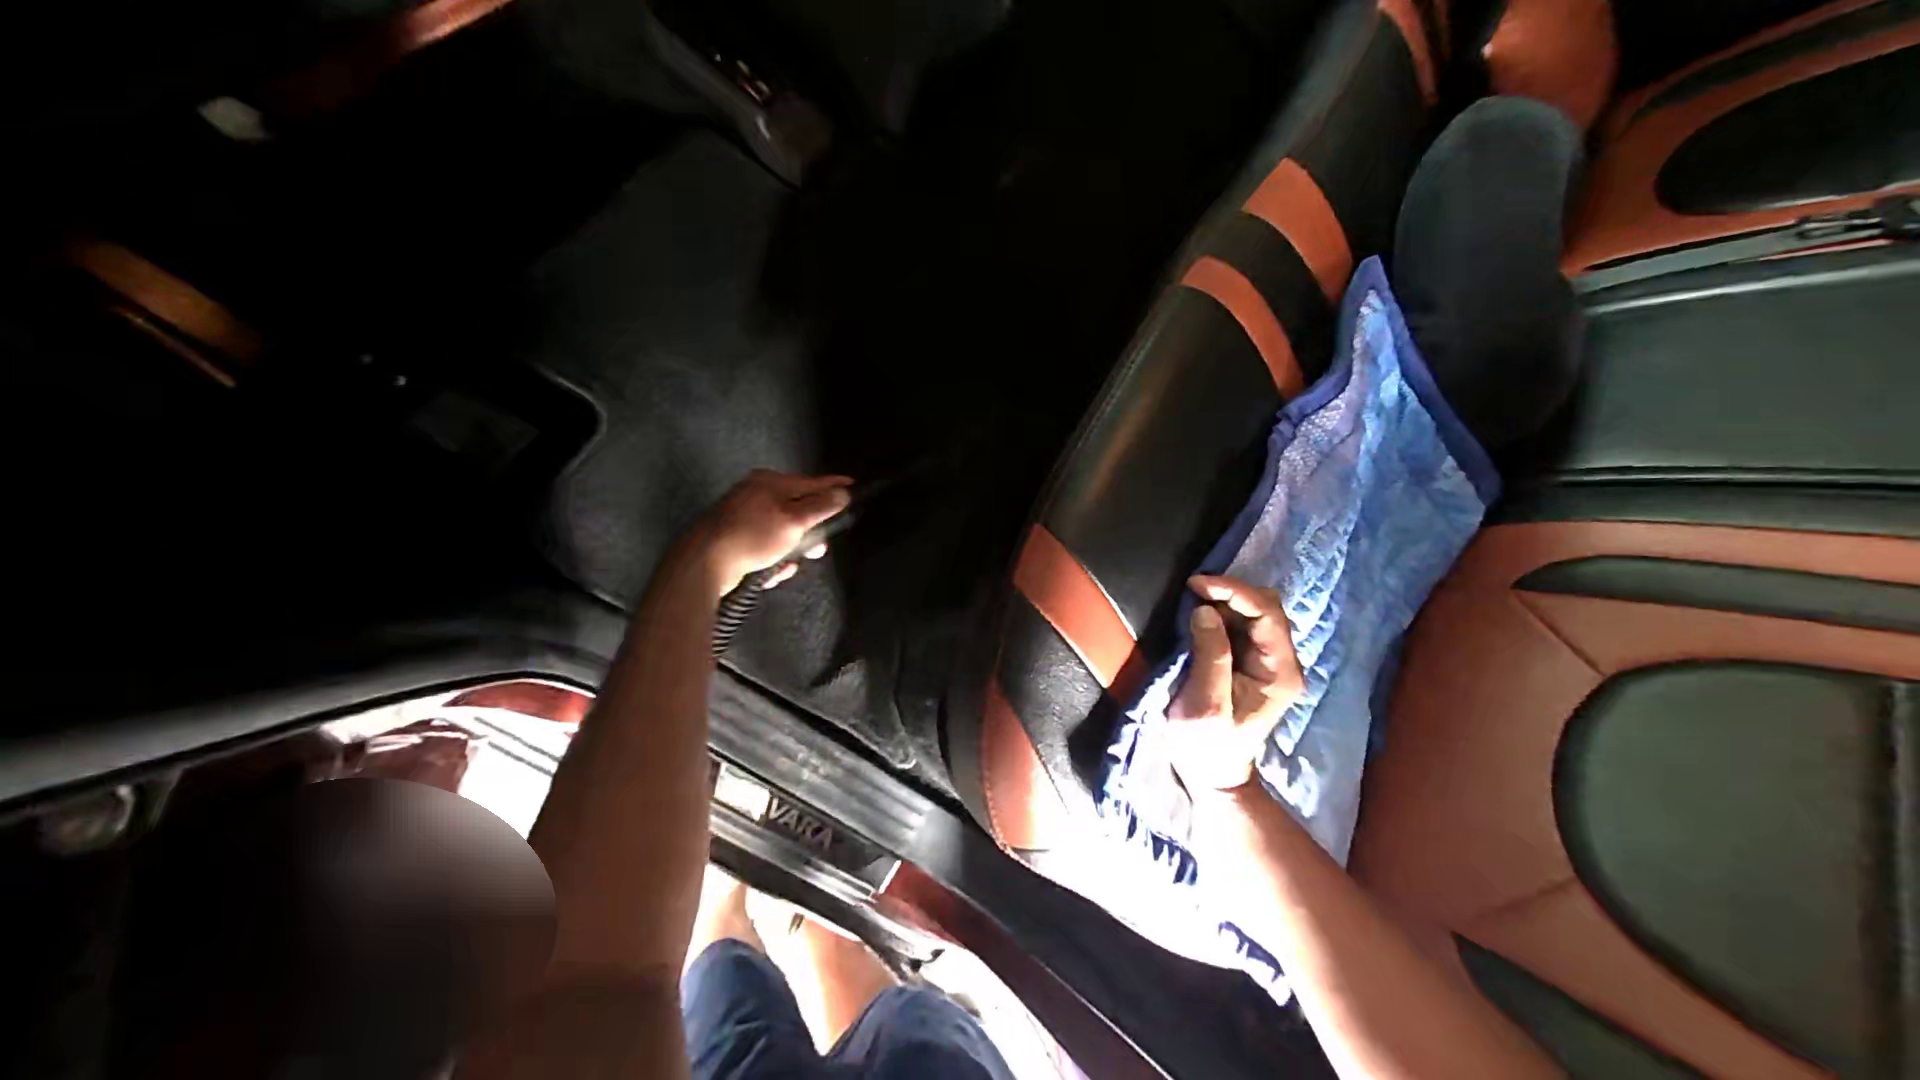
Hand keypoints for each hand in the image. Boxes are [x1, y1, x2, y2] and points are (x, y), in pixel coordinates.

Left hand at [684, 470, 852, 596]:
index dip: (835, 486)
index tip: (854, 487)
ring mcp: (743, 516)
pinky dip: (772, 559)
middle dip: (809, 532)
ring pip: (782, 532)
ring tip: (787, 564)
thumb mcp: (794, 521)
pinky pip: (765, 546)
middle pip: (797, 509)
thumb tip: (841, 492)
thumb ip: (821, 506)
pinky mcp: (735, 538)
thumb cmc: (752, 536)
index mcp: (770, 482)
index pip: (812, 482)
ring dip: (790, 550)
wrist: (704, 564)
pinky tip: (770, 571)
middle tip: (818, 548)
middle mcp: (755, 493)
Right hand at [1166, 575, 1304, 794]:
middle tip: (1193, 594)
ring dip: (1225, 601)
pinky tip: (1201, 618)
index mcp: (1279, 673)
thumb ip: (1210, 657)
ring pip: (1256, 611)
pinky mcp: (1251, 661)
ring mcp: (1268, 661)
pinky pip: (1243, 623)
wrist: (1211, 772)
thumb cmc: (1205, 745)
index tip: (1196, 585)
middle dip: (1230, 593)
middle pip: (1267, 607)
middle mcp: (1282, 662)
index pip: (1267, 615)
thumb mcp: (1204, 705)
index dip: (1234, 591)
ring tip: (1193, 606)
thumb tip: (1206, 612)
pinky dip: (1222, 612)